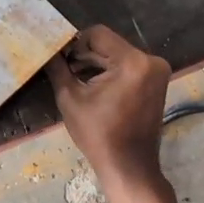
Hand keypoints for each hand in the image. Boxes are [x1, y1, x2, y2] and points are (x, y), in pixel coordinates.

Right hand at [47, 25, 171, 196]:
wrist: (129, 168)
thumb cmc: (99, 135)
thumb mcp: (70, 98)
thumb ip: (58, 68)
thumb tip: (47, 49)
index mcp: (132, 62)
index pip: (97, 34)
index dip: (75, 44)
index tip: (61, 59)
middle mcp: (150, 61)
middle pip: (108, 45)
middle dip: (84, 55)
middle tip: (63, 68)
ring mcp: (156, 72)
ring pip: (117, 55)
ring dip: (96, 63)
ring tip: (74, 77)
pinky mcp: (155, 82)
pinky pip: (127, 66)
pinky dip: (109, 72)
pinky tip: (91, 84)